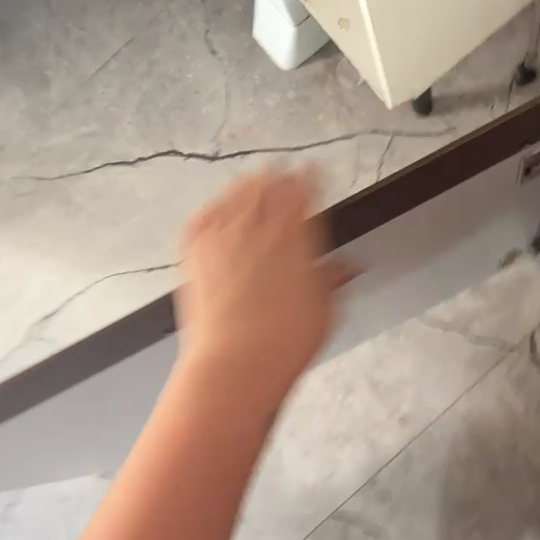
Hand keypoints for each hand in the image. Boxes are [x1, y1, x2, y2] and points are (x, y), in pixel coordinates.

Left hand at [175, 167, 345, 397]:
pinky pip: (203, 214)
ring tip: (254, 192)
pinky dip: (215, 209)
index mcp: (293, 233)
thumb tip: (347, 265)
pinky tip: (221, 214)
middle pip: (267, 181)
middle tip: (285, 180)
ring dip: (248, 188)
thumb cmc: (285, 343)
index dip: (311, 176)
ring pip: (235, 192)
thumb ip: (332, 277)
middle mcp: (254, 225)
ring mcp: (220, 234)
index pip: (303, 185)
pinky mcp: (192, 250)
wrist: (235, 364)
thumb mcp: (324, 309)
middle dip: (279, 178)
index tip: (316, 175)